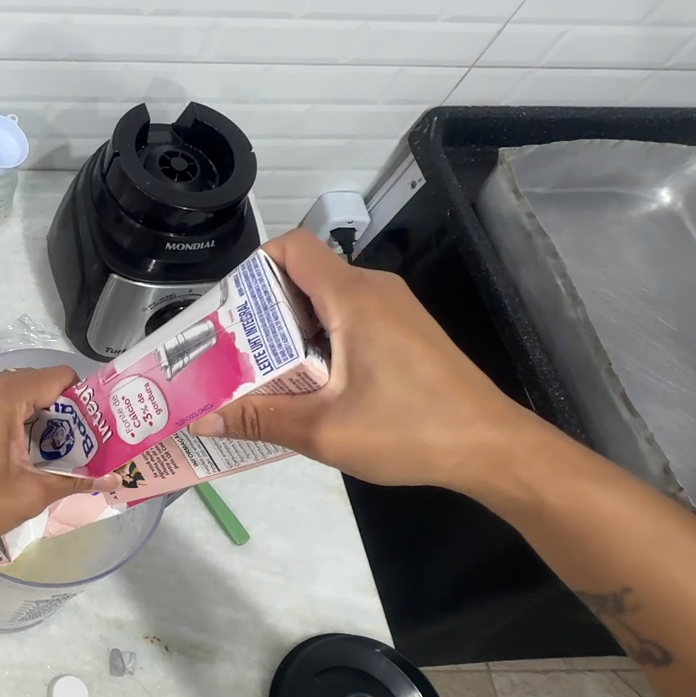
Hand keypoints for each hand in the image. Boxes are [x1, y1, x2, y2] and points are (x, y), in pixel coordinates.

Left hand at [0, 365, 111, 559]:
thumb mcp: (29, 494)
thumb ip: (73, 481)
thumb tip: (113, 479)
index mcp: (3, 393)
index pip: (60, 378)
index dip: (85, 402)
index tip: (100, 430)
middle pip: (38, 385)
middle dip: (63, 416)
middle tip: (84, 450)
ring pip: (16, 394)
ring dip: (37, 421)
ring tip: (54, 457)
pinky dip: (13, 421)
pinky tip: (20, 455)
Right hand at [191, 228, 547, 492]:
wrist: (494, 449)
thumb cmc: (411, 431)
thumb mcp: (323, 430)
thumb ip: (258, 419)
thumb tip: (201, 419)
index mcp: (352, 298)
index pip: (292, 247)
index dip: (252, 267)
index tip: (228, 311)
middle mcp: (372, 290)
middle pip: (301, 275)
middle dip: (259, 309)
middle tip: (230, 352)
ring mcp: (391, 309)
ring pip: (321, 300)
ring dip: (286, 330)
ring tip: (258, 372)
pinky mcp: (401, 330)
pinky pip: (343, 318)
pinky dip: (314, 340)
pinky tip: (303, 382)